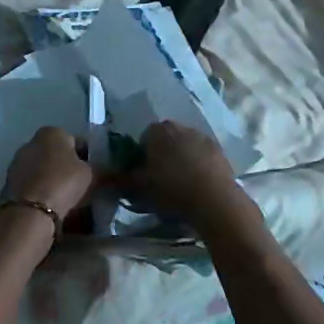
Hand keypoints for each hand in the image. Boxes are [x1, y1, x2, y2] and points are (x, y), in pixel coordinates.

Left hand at [4, 126, 93, 213]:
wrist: (30, 210)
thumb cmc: (64, 182)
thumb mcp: (92, 175)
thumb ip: (101, 170)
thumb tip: (114, 172)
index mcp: (52, 132)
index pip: (77, 141)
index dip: (89, 156)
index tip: (94, 172)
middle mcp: (32, 140)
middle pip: (58, 153)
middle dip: (68, 165)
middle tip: (81, 184)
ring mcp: (18, 160)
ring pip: (44, 167)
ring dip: (54, 177)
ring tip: (66, 196)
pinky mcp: (9, 180)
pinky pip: (33, 181)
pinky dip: (41, 187)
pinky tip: (50, 201)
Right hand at [128, 121, 258, 232]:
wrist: (213, 197)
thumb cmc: (171, 189)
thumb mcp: (141, 187)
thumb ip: (122, 179)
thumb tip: (105, 177)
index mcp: (157, 131)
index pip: (143, 136)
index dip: (141, 153)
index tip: (142, 171)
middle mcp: (180, 126)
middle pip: (166, 138)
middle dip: (162, 152)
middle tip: (160, 176)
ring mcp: (202, 135)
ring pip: (185, 143)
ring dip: (181, 156)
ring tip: (181, 180)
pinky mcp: (219, 148)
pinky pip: (202, 152)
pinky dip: (198, 162)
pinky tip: (198, 181)